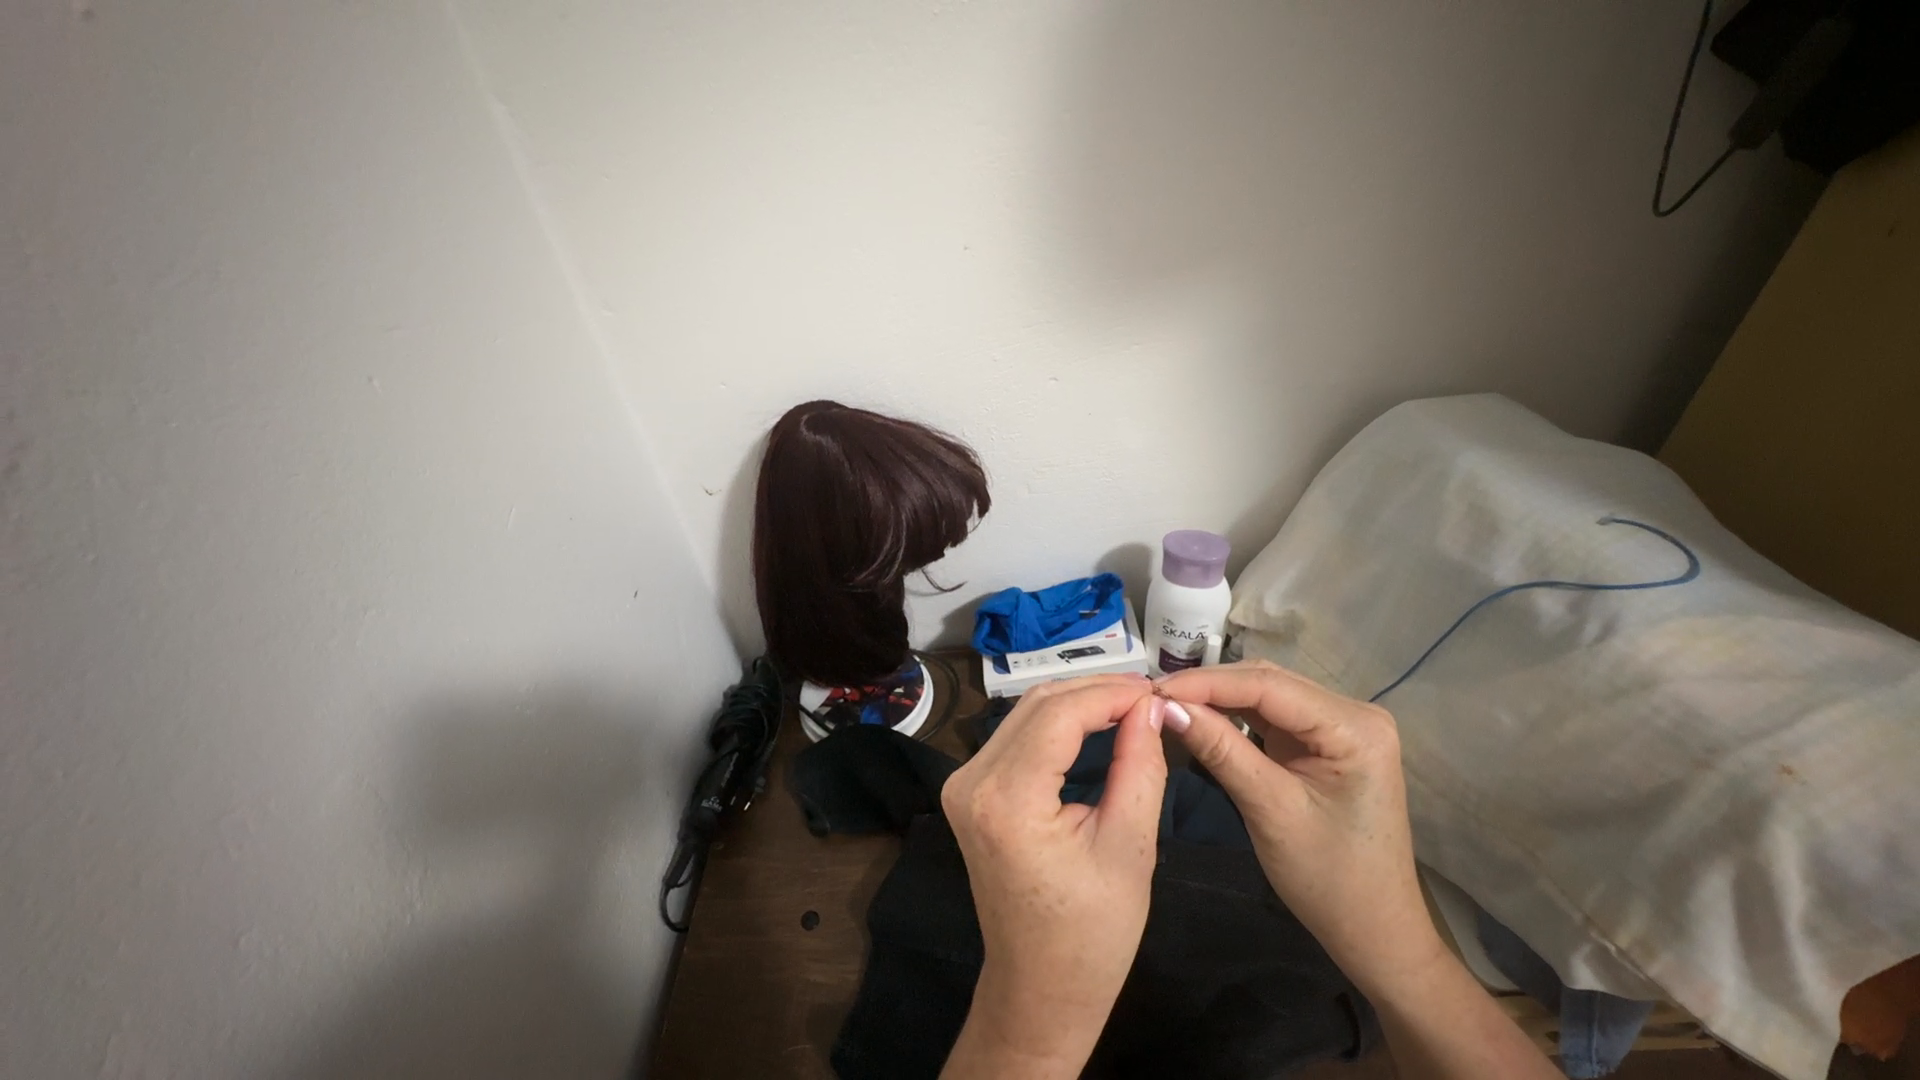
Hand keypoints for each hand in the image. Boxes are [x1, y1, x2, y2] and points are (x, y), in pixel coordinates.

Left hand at [939, 675, 1167, 1078]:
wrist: (1038, 988)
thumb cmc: (1092, 935)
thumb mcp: (1130, 847)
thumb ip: (1139, 766)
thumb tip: (1151, 706)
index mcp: (1006, 799)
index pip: (1059, 714)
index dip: (1110, 694)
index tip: (1157, 692)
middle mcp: (971, 782)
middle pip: (1037, 706)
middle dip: (1095, 691)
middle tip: (1148, 694)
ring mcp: (962, 785)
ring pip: (1024, 715)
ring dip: (1076, 702)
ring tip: (1130, 704)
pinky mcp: (968, 792)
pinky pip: (1015, 737)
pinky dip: (1056, 724)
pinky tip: (1094, 723)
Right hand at [1155, 660, 1445, 993]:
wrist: (1372, 930)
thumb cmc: (1329, 878)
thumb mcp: (1269, 810)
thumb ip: (1220, 750)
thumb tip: (1164, 707)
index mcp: (1355, 727)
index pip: (1268, 686)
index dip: (1206, 683)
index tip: (1152, 691)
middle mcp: (1353, 713)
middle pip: (1268, 682)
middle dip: (1209, 686)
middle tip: (1152, 697)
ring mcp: (1338, 726)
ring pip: (1265, 695)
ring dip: (1216, 697)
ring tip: (1167, 704)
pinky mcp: (1322, 742)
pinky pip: (1269, 716)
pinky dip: (1231, 715)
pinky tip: (1198, 717)